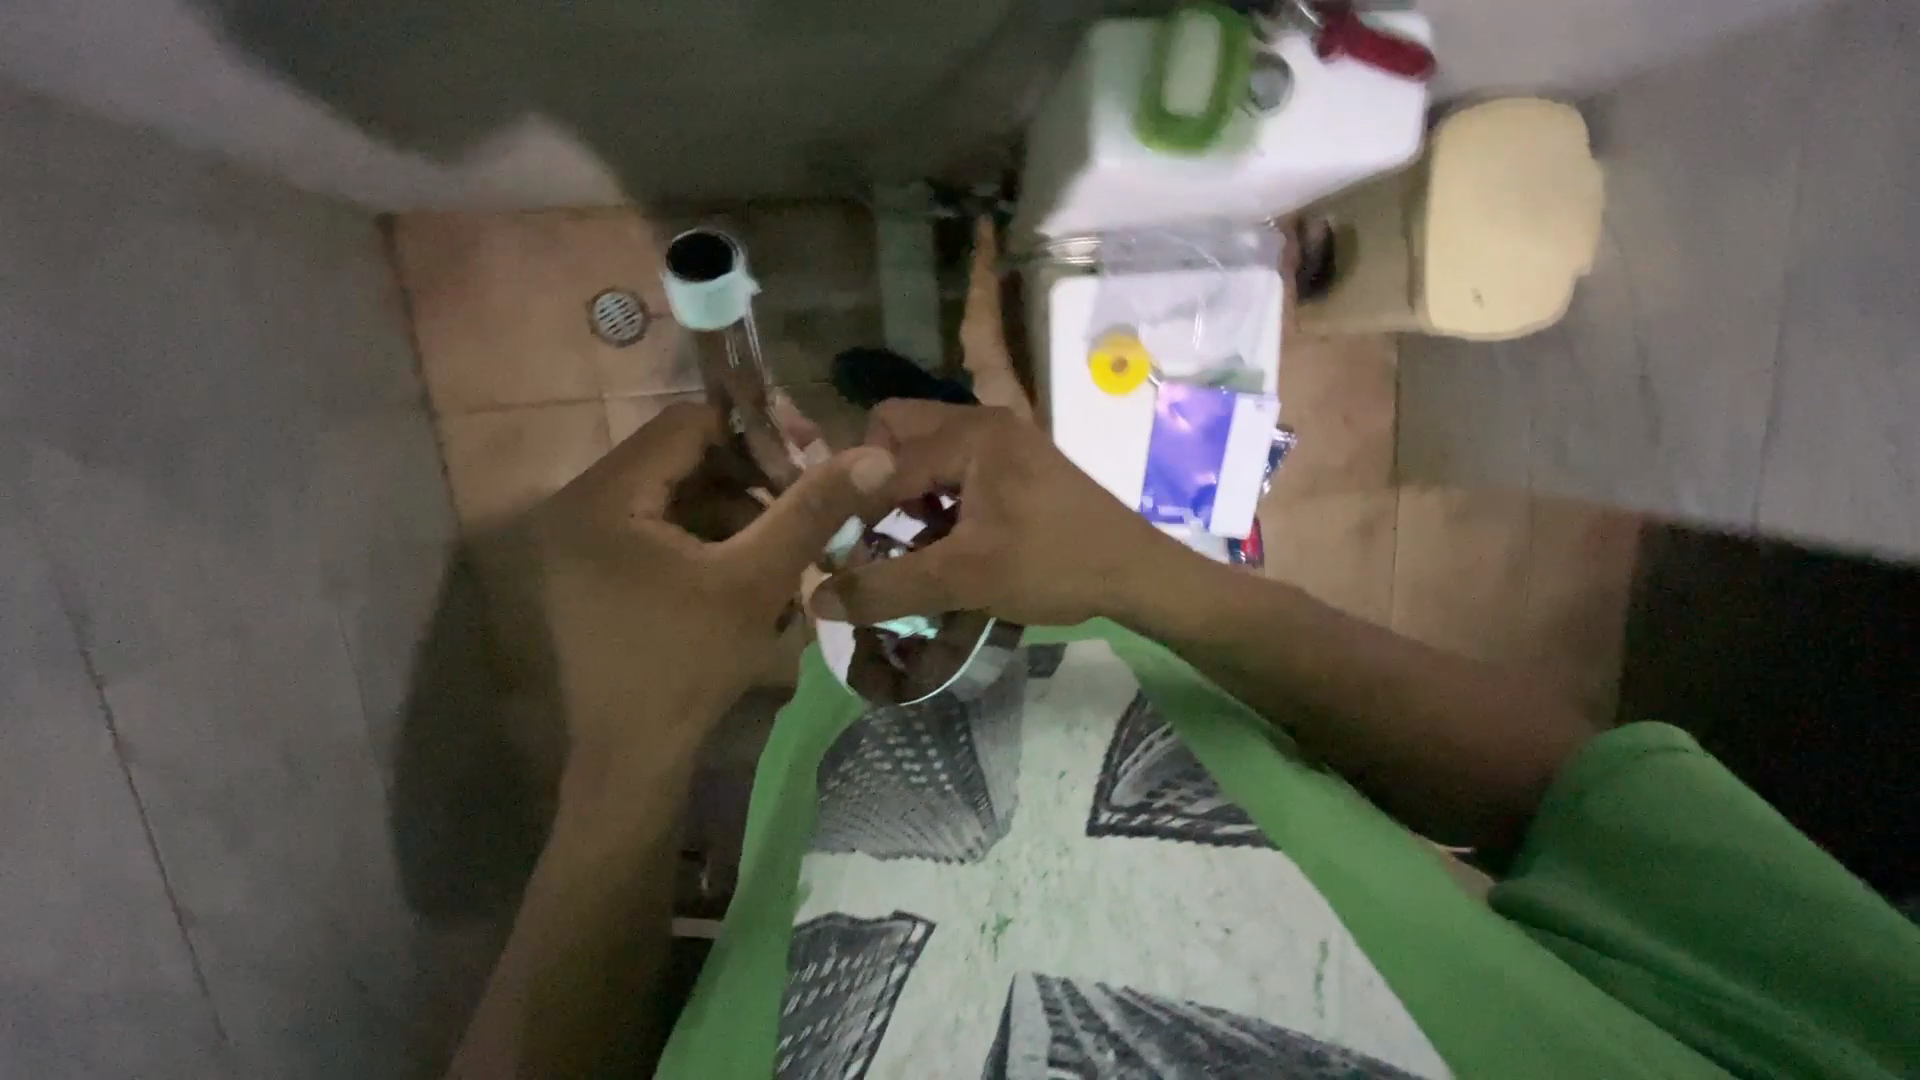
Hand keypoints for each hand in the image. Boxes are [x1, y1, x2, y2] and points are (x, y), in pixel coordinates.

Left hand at [531, 403, 893, 759]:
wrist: (634, 757)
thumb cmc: (690, 665)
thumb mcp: (757, 581)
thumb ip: (811, 510)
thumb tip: (875, 453)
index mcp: (601, 497)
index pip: (688, 424)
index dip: (755, 437)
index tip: (808, 467)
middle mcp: (578, 505)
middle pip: (681, 458)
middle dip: (749, 480)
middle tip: (801, 511)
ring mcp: (582, 540)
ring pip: (677, 494)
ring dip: (735, 512)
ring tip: (780, 553)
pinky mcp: (595, 569)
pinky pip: (661, 528)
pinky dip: (710, 539)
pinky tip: (747, 574)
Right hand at [810, 401, 1179, 628]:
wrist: (1137, 572)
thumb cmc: (1054, 566)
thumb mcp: (965, 580)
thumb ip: (887, 589)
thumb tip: (816, 601)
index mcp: (970, 435)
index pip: (882, 463)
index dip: (856, 513)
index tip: (846, 556)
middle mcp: (984, 420)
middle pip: (897, 429)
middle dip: (877, 479)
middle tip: (882, 530)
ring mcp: (1005, 437)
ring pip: (926, 445)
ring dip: (907, 486)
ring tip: (916, 538)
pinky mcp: (1017, 459)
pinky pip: (955, 460)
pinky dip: (938, 491)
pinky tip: (950, 536)